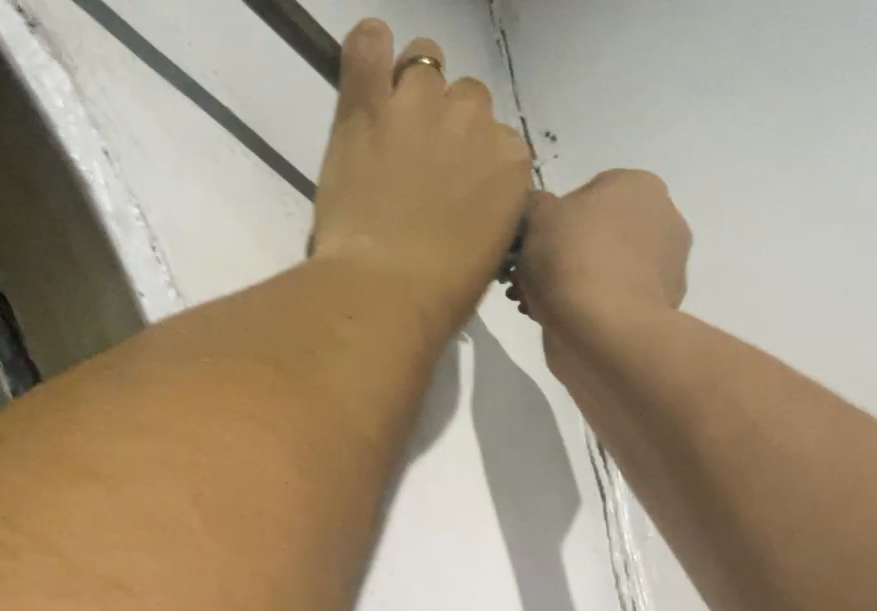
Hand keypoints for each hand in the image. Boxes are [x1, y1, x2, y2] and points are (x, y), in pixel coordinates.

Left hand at [312, 22, 532, 326]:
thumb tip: (468, 208)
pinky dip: (367, 49)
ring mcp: (420, 106)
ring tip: (387, 126)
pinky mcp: (368, 106)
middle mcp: (474, 122)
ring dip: (410, 88)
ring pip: (425, 63)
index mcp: (511, 163)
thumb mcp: (486, 256)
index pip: (496, 140)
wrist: (387, 292)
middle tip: (413, 165)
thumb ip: (487, 213)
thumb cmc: (439, 295)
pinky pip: (368, 47)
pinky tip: (365, 65)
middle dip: (443, 124)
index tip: (447, 188)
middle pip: (465, 98)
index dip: (468, 161)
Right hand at [509, 170, 692, 339]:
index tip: (531, 244)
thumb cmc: (571, 259)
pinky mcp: (657, 309)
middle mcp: (663, 219)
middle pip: (598, 234)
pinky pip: (613, 301)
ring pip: (603, 269)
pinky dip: (588, 309)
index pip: (588, 194)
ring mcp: (665, 268)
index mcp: (639, 186)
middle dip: (561, 255)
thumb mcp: (536, 216)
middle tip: (527, 278)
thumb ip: (535, 204)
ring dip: (570, 284)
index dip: (553, 220)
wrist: (603, 331)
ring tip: (533, 304)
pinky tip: (559, 322)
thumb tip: (538, 210)